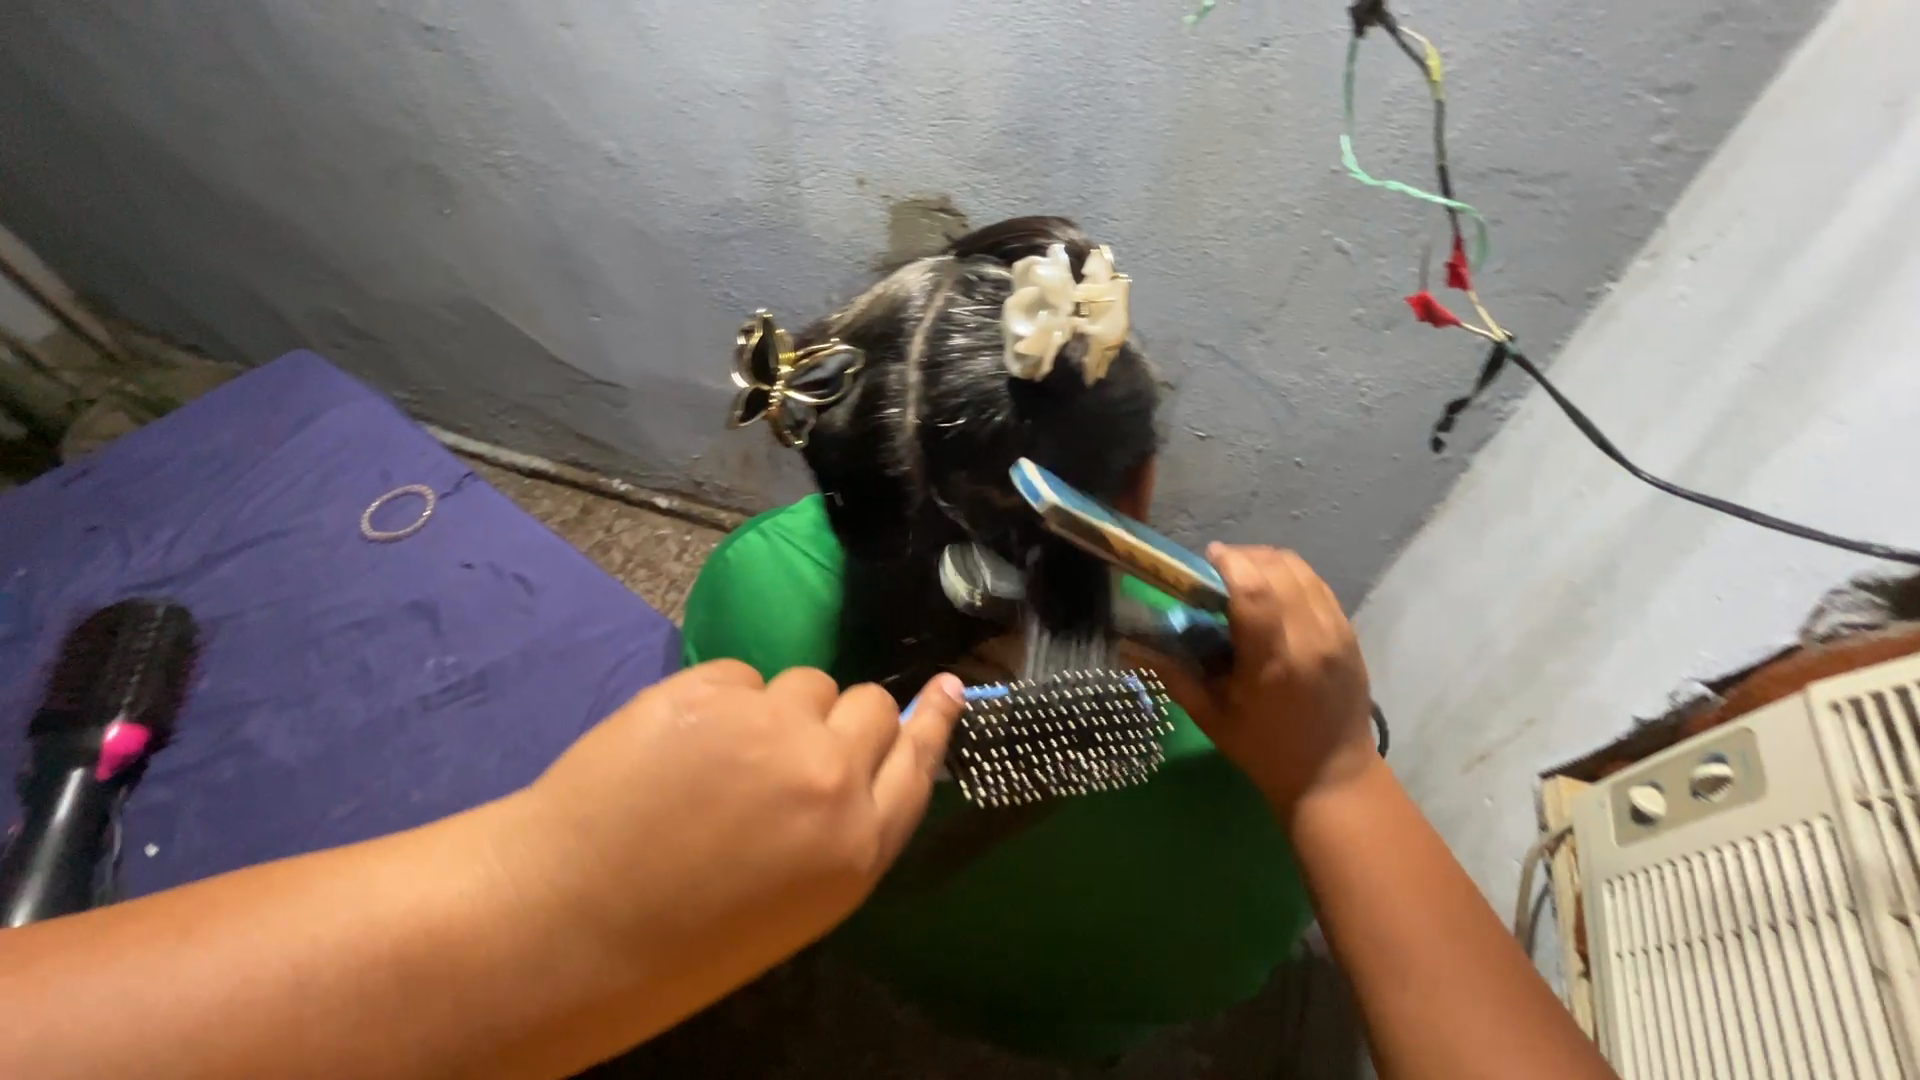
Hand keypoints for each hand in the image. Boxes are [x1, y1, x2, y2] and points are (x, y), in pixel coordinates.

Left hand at [501, 661, 964, 1004]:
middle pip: (872, 703)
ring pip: (807, 681)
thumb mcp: (802, 897)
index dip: (935, 719)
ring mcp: (769, 727)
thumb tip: (866, 756)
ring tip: (723, 756)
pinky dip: (721, 702)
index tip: (949, 686)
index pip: (919, 758)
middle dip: (841, 719)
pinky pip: (743, 674)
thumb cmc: (686, 933)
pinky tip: (680, 745)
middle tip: (793, 747)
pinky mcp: (710, 692)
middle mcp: (829, 778)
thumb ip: (849, 824)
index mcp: (857, 845)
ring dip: (779, 709)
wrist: (563, 926)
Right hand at [1159, 545, 1376, 814]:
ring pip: (1301, 569)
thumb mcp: (1210, 717)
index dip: (1228, 563)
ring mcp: (1337, 632)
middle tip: (1218, 572)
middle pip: (1278, 568)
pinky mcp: (1350, 632)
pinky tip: (1271, 592)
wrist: (1333, 776)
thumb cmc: (1263, 750)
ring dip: (1267, 563)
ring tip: (1243, 578)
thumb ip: (1173, 674)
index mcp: (1273, 662)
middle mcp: (1311, 638)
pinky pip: (1317, 584)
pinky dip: (1290, 576)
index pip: (1253, 590)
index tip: (1205, 558)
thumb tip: (1127, 645)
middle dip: (1243, 558)